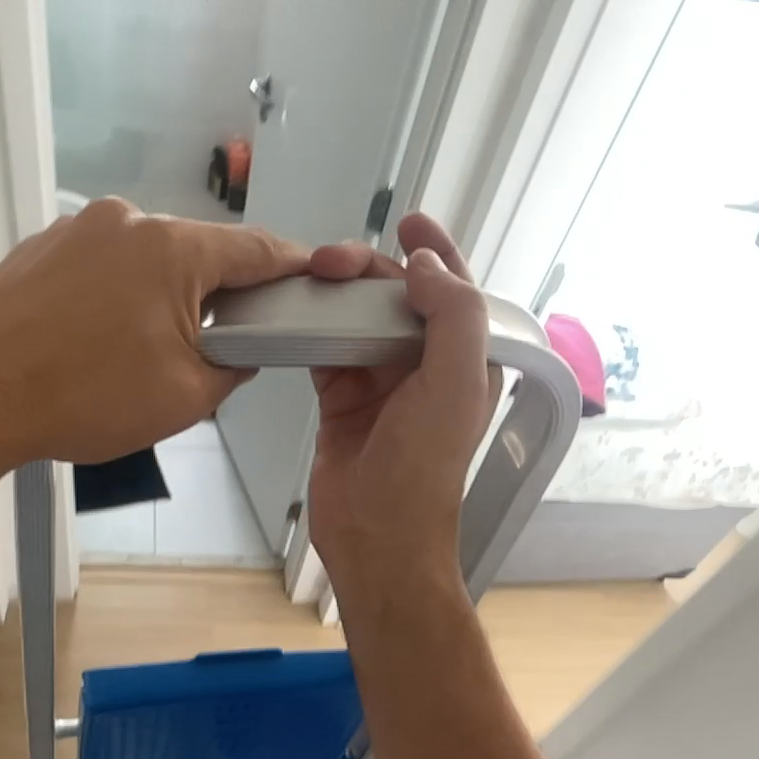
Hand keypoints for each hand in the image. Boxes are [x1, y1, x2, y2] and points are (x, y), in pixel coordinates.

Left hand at [0, 198, 305, 476]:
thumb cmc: (82, 401)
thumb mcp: (185, 398)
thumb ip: (235, 366)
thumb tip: (245, 348)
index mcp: (173, 249)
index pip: (258, 250)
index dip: (292, 272)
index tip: (311, 288)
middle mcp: (126, 222)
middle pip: (199, 255)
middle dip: (218, 299)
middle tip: (214, 352)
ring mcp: (75, 231)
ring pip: (148, 264)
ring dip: (163, 302)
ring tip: (141, 360)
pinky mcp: (39, 250)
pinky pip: (101, 270)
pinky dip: (117, 300)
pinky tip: (98, 347)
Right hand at [304, 214, 495, 601]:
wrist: (376, 536)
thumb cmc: (422, 468)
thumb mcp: (456, 387)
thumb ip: (453, 317)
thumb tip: (420, 266)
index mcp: (464, 362)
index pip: (453, 294)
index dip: (436, 253)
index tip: (409, 221)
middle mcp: (424, 368)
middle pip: (397, 301)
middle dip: (371, 272)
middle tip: (334, 260)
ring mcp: (380, 384)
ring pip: (357, 322)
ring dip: (337, 297)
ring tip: (311, 278)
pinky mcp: (340, 401)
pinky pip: (325, 351)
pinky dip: (310, 330)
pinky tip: (294, 313)